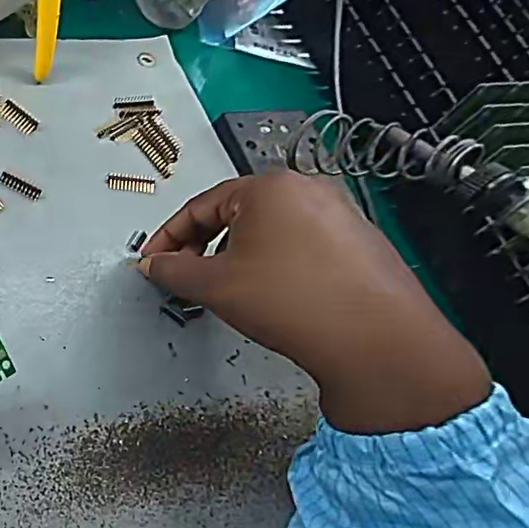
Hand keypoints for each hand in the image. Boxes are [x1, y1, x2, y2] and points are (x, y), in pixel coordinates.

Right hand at [139, 172, 489, 433]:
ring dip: (233, 256)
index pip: (199, 206)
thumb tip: (156, 266)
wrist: (373, 339)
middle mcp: (308, 190)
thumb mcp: (213, 286)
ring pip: (265, 230)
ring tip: (225, 289)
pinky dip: (268, 264)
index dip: (168, 236)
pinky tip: (265, 295)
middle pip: (233, 213)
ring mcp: (338, 214)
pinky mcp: (356, 241)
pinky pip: (295, 244)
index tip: (155, 260)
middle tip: (184, 275)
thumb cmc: (299, 302)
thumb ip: (172, 270)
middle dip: (201, 246)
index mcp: (270, 187)